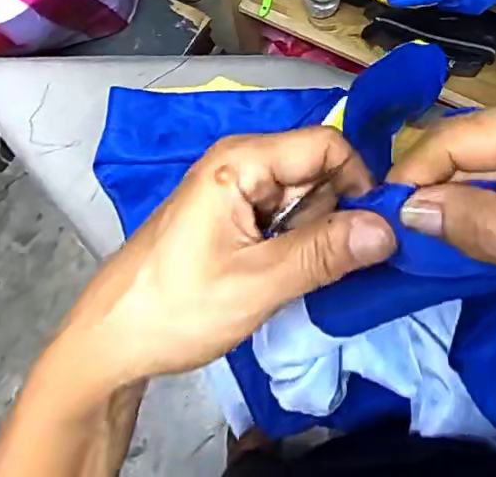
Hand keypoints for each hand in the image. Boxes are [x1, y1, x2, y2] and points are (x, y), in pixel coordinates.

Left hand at [45, 127, 396, 397]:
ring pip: (309, 191)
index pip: (328, 145)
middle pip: (321, 168)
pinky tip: (280, 267)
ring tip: (287, 269)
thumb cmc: (173, 310)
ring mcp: (241, 183)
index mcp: (244, 159)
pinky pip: (290, 209)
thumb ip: (325, 252)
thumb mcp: (256, 285)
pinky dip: (298, 237)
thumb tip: (389, 229)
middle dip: (332, 212)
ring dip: (315, 229)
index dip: (357, 181)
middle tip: (319, 260)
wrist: (105, 349)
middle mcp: (245, 159)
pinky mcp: (239, 207)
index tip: (370, 227)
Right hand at [385, 86, 495, 321]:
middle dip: (428, 184)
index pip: (455, 137)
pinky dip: (476, 192)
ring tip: (420, 236)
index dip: (411, 177)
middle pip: (463, 139)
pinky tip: (463, 223)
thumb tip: (409, 208)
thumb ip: (482, 226)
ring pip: (476, 152)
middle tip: (395, 239)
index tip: (376, 224)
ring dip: (448, 191)